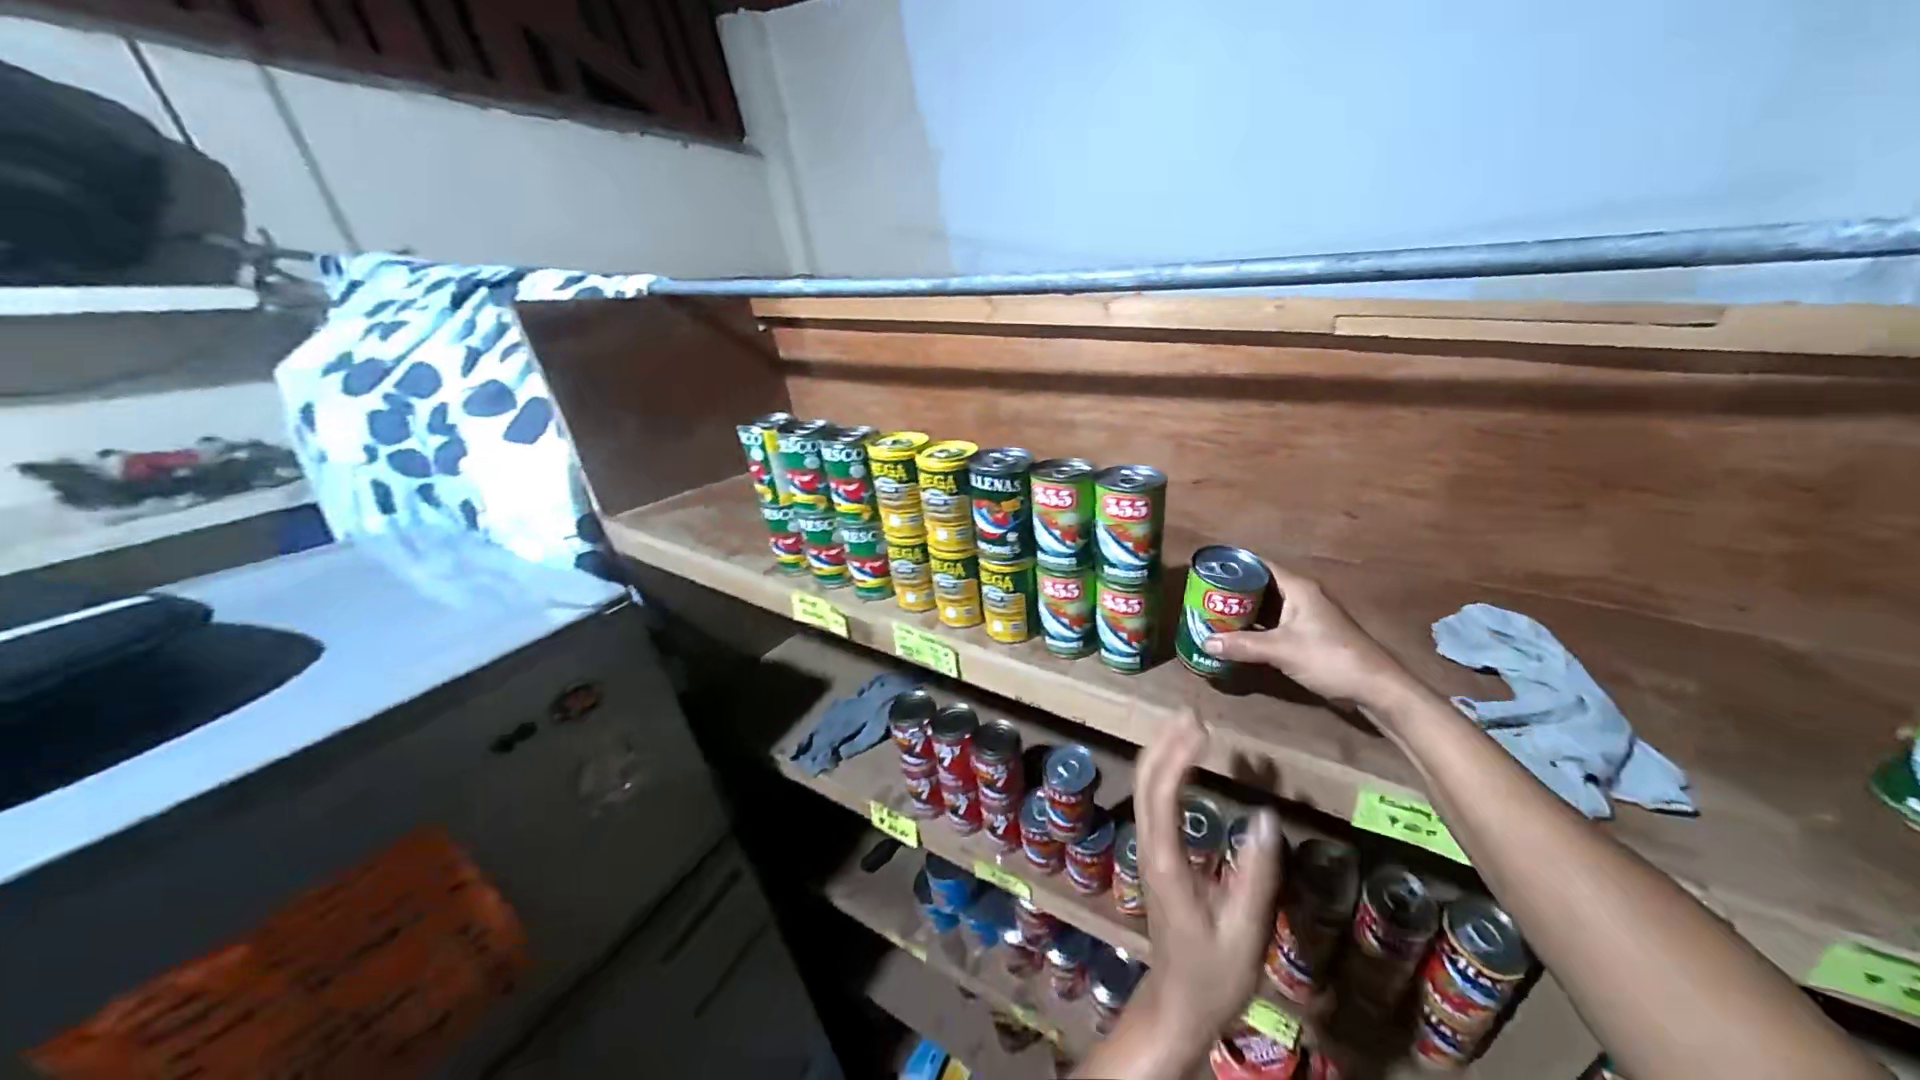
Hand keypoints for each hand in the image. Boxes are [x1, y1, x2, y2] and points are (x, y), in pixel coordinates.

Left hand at [1132, 709, 1282, 1057]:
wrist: (1177, 1004)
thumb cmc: (1213, 974)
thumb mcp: (1244, 933)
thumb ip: (1256, 876)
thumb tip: (1268, 817)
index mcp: (1167, 862)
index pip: (1162, 794)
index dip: (1176, 755)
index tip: (1201, 727)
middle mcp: (1150, 848)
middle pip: (1145, 781)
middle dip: (1163, 742)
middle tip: (1191, 712)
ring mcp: (1148, 850)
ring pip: (1145, 789)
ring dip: (1162, 753)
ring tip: (1188, 726)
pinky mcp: (1156, 855)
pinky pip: (1154, 802)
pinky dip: (1165, 773)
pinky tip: (1184, 764)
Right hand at [1202, 562, 1412, 707]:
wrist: (1374, 687)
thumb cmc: (1329, 658)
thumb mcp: (1280, 651)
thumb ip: (1241, 645)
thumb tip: (1206, 641)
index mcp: (1298, 588)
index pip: (1260, 565)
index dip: (1234, 566)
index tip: (1208, 572)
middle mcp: (1303, 595)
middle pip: (1262, 585)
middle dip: (1234, 591)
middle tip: (1204, 597)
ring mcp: (1308, 615)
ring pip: (1268, 605)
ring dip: (1244, 610)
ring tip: (1214, 614)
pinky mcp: (1310, 634)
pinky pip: (1276, 622)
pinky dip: (1257, 625)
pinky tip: (1238, 635)